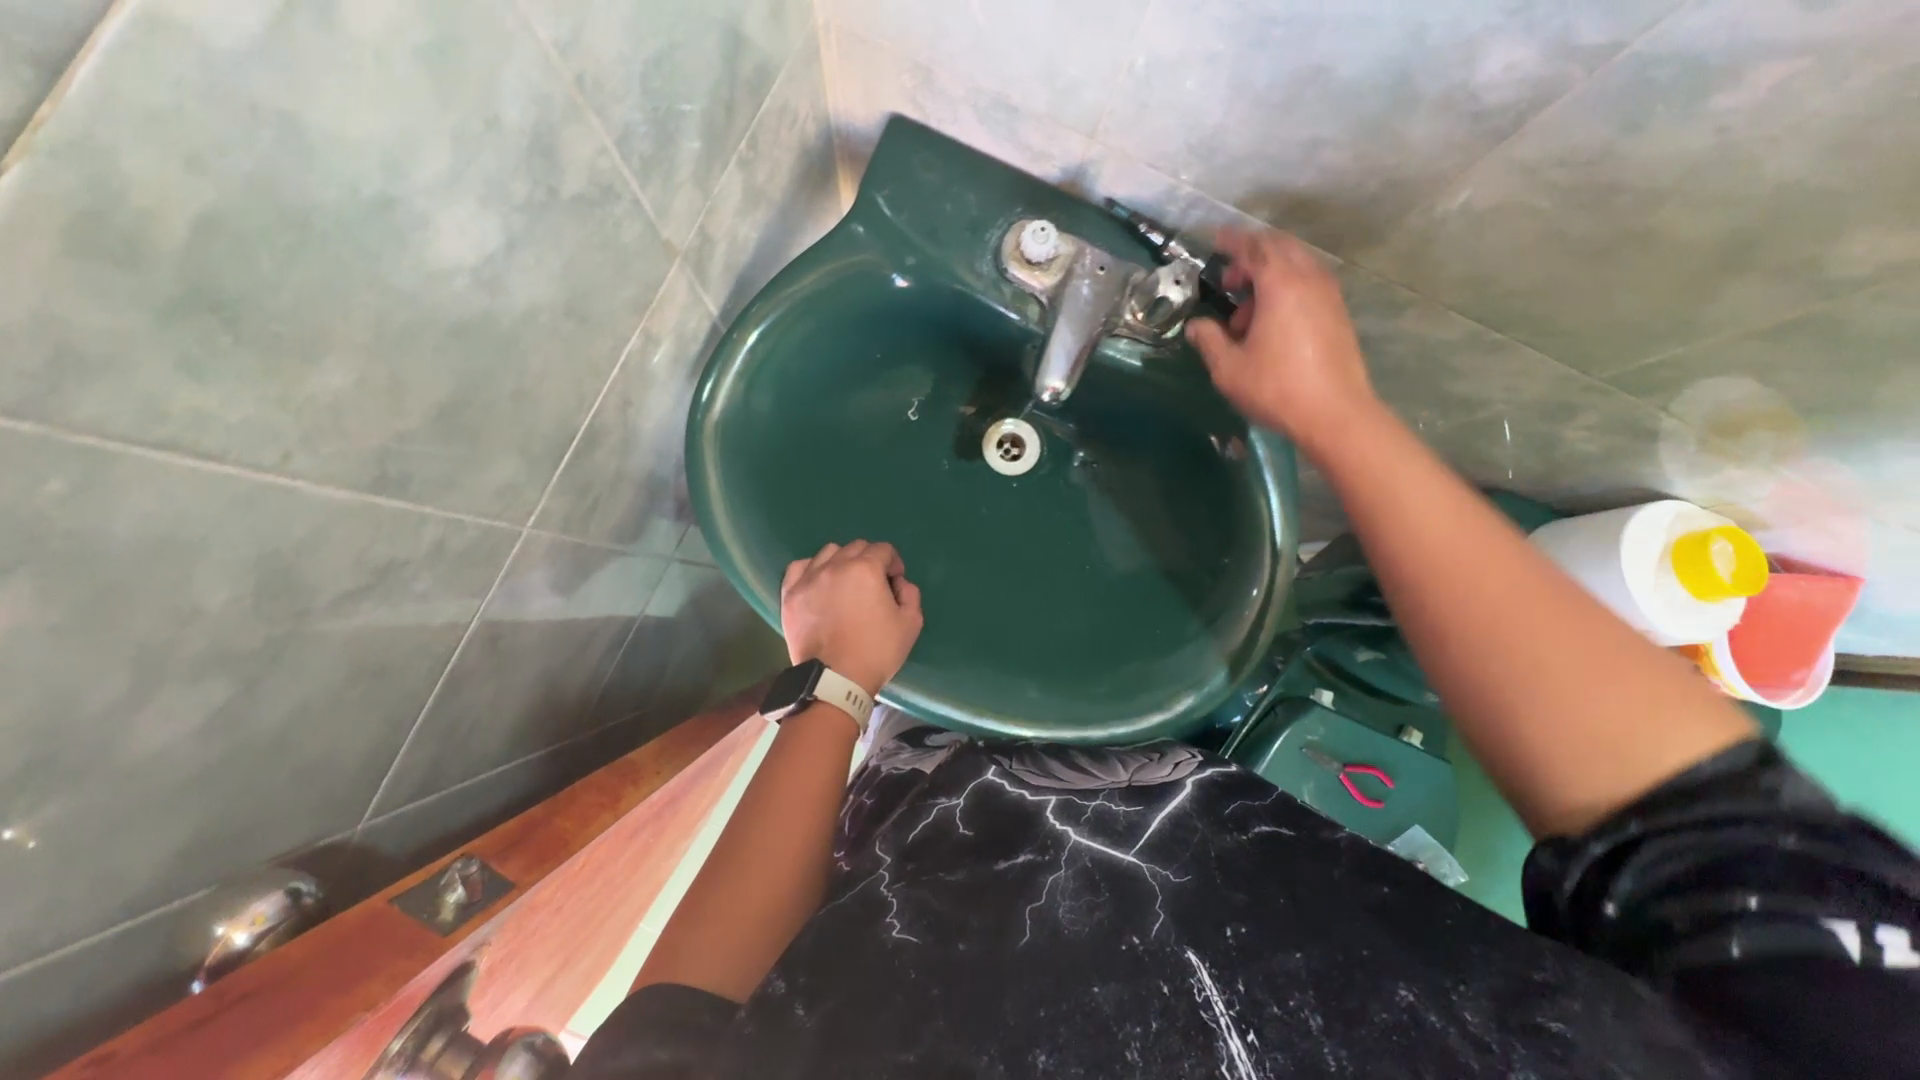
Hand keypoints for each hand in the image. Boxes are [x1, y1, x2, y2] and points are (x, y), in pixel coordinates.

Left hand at [780, 540, 923, 696]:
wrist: (836, 680)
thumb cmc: (877, 652)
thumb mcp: (911, 624)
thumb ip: (910, 594)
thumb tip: (898, 583)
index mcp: (866, 569)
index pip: (883, 550)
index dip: (893, 563)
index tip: (894, 581)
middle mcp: (835, 566)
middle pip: (856, 547)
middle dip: (870, 560)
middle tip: (873, 585)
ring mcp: (809, 578)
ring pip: (828, 552)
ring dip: (842, 561)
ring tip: (845, 583)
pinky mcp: (790, 594)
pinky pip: (799, 567)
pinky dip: (812, 569)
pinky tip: (819, 583)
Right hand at [1185, 228, 1378, 454]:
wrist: (1335, 414)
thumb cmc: (1276, 388)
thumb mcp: (1229, 369)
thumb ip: (1209, 340)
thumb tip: (1196, 326)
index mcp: (1280, 283)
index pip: (1254, 246)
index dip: (1232, 241)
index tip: (1214, 241)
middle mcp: (1308, 279)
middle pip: (1279, 248)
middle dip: (1252, 256)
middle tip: (1229, 281)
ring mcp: (1329, 294)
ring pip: (1296, 266)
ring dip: (1269, 276)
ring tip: (1246, 312)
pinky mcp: (1338, 313)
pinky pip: (1308, 284)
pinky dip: (1287, 289)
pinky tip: (1271, 323)